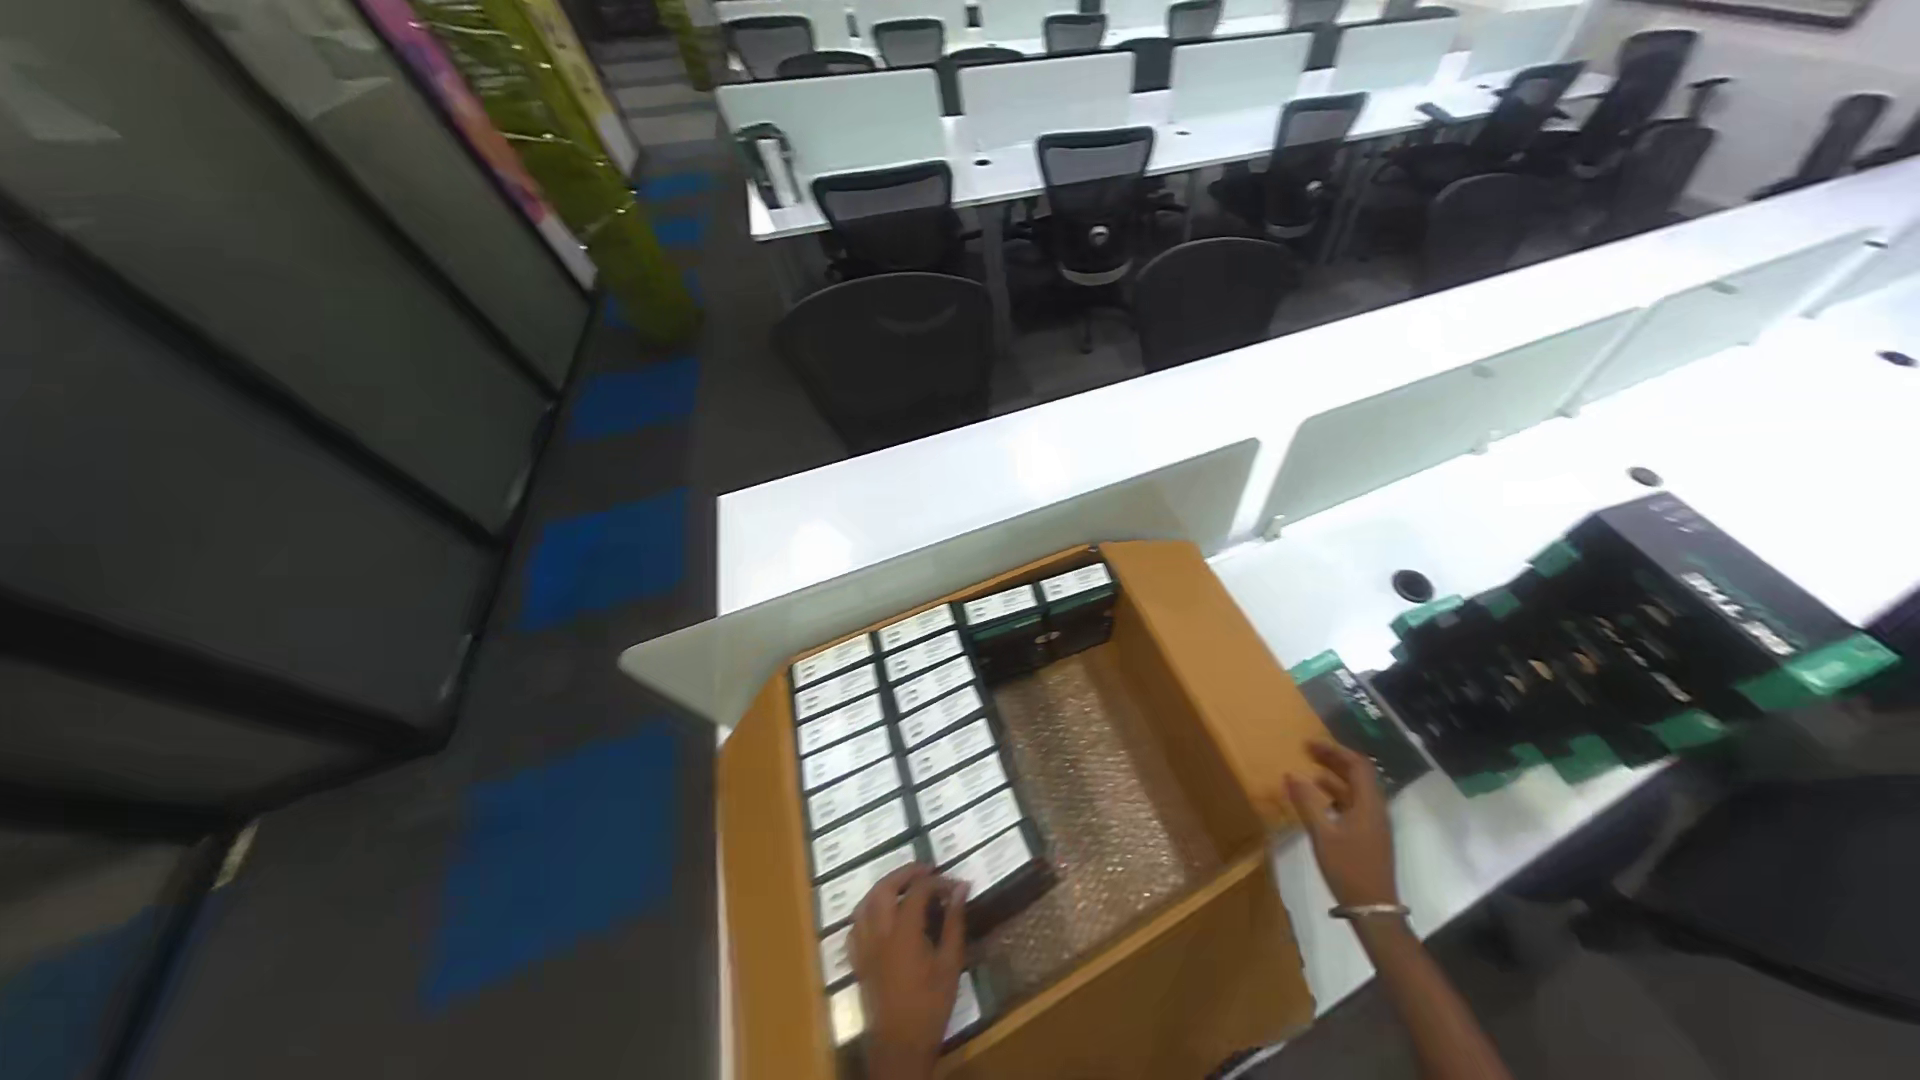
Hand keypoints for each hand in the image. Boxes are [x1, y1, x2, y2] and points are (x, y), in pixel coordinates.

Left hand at [850, 864, 967, 1079]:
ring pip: (866, 902)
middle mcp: (878, 932)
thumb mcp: (951, 962)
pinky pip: (855, 925)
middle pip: (885, 888)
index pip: (918, 890)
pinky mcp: (857, 960)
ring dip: (884, 887)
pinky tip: (880, 915)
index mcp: (903, 931)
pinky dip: (868, 911)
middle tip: (926, 870)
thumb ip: (954, 921)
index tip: (954, 885)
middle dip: (906, 873)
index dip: (937, 882)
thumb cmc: (931, 1005)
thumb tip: (960, 888)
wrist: (900, 1046)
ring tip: (903, 886)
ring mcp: (864, 946)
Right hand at [1286, 740, 1398, 908]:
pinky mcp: (1369, 836)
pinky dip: (1336, 794)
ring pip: (1356, 790)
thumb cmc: (1349, 868)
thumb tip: (1291, 774)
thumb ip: (1307, 802)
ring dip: (1334, 776)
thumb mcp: (1323, 834)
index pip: (1358, 765)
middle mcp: (1376, 810)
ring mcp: (1374, 824)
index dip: (1335, 751)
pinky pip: (1354, 804)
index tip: (1309, 744)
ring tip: (1309, 770)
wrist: (1373, 909)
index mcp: (1369, 805)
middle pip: (1359, 775)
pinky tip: (1318, 799)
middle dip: (1334, 760)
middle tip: (1307, 751)